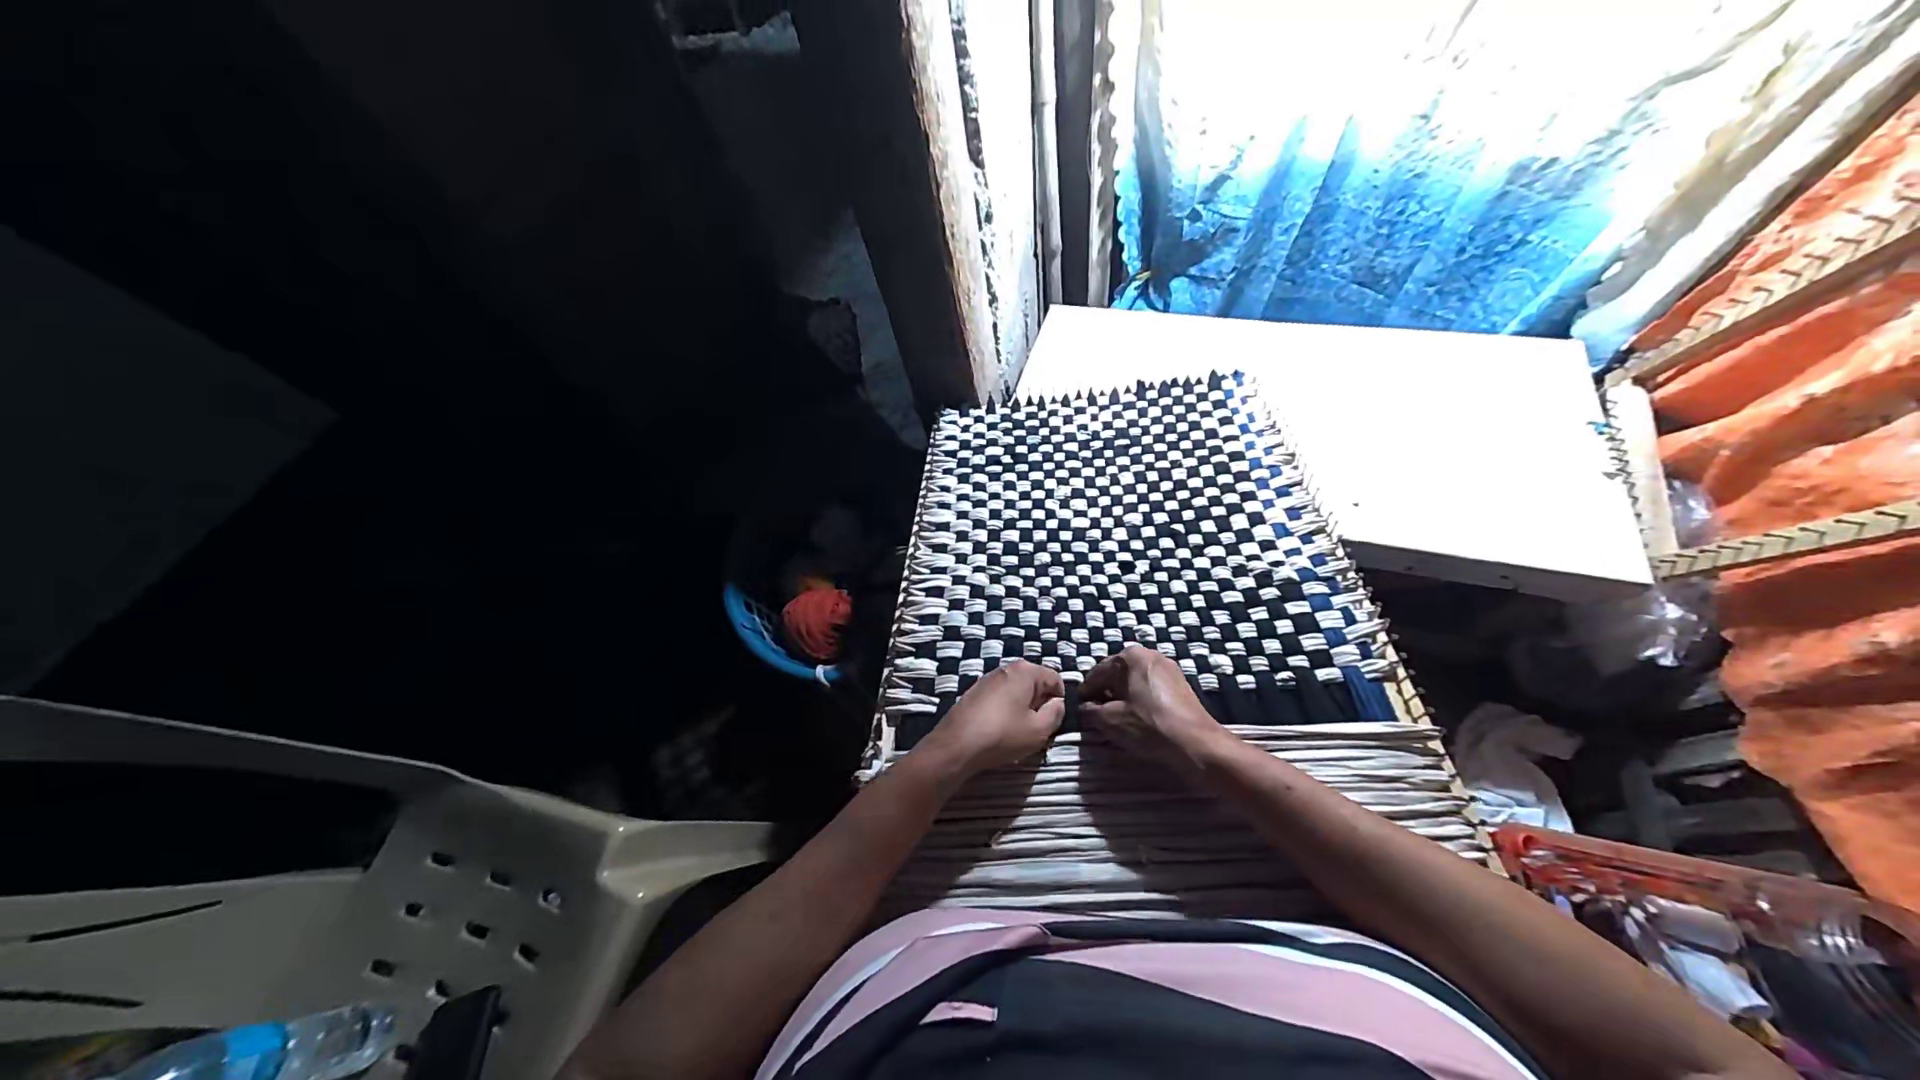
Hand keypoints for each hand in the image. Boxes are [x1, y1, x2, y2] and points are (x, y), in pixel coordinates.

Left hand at [914, 660, 1065, 777]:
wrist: (956, 745)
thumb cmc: (1003, 735)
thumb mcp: (1040, 730)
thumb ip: (1056, 713)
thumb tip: (1057, 703)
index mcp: (1025, 671)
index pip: (1055, 679)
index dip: (1058, 702)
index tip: (1051, 722)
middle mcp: (1006, 669)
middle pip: (1034, 684)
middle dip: (1039, 705)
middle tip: (1035, 729)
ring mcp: (987, 679)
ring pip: (1016, 692)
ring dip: (1021, 710)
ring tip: (1016, 733)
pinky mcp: (974, 693)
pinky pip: (999, 699)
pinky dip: (1004, 712)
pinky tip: (998, 731)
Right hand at [1080, 646, 1236, 776]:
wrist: (1197, 744)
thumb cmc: (1149, 727)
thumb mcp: (1110, 720)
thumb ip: (1090, 711)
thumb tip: (1086, 708)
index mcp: (1130, 656)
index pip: (1096, 674)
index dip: (1085, 694)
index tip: (1081, 711)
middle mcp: (1149, 654)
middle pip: (1117, 675)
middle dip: (1106, 693)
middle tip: (1099, 716)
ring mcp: (1168, 667)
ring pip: (1135, 682)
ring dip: (1124, 698)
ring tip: (1120, 720)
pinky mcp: (1181, 684)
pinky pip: (1151, 688)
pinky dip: (1141, 700)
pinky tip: (1140, 719)